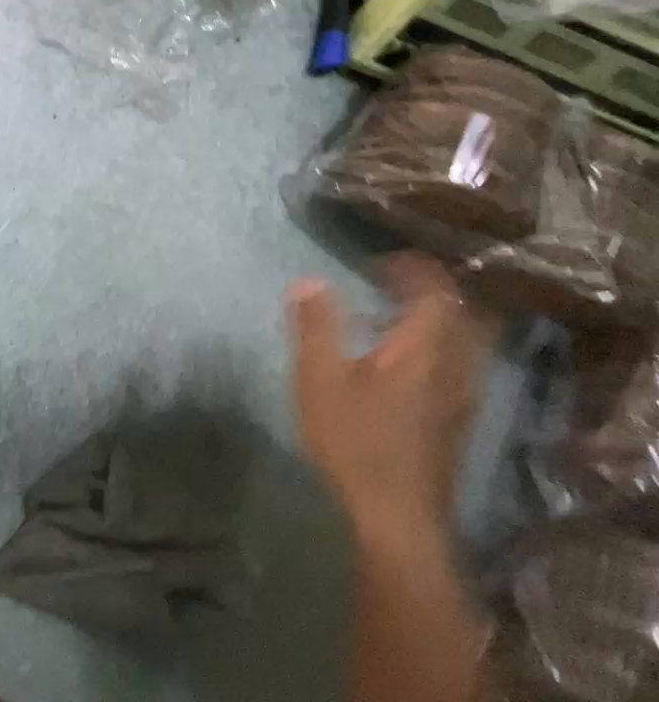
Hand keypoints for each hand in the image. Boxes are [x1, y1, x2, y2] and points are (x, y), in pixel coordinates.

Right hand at [289, 254, 498, 540]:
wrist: (396, 512)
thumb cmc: (353, 440)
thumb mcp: (319, 378)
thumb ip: (316, 327)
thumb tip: (309, 280)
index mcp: (424, 351)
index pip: (435, 294)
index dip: (413, 270)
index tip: (380, 257)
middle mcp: (455, 367)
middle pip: (459, 316)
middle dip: (430, 291)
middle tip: (390, 279)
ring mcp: (460, 396)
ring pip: (461, 342)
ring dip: (434, 319)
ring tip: (392, 312)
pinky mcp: (453, 418)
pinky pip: (454, 363)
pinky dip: (432, 344)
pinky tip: (398, 357)